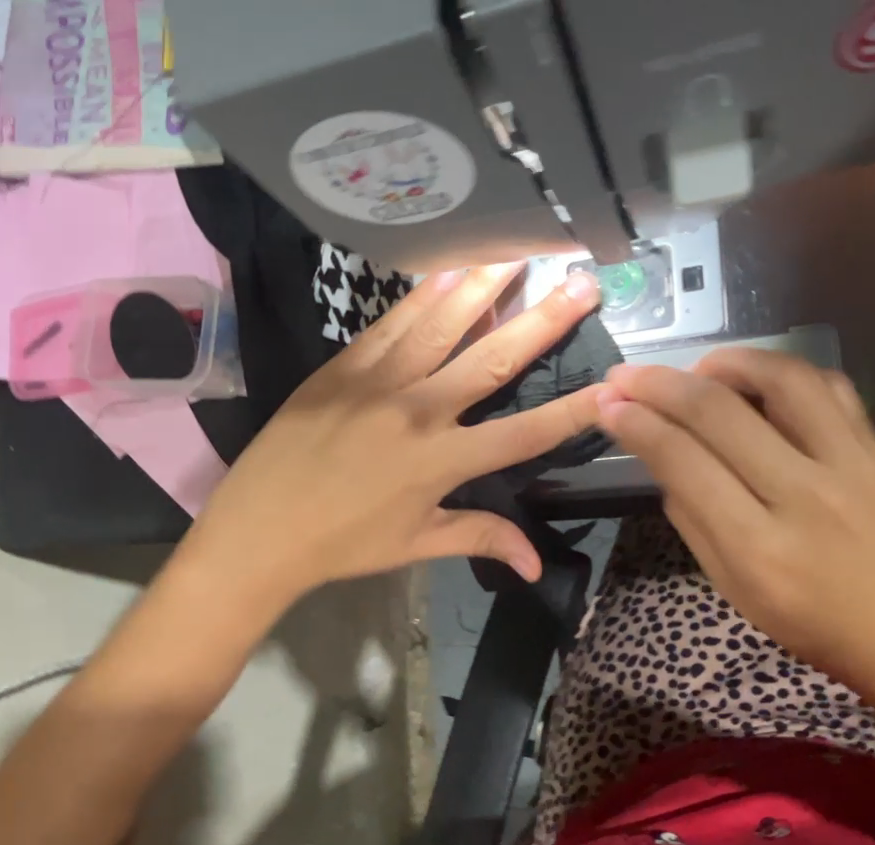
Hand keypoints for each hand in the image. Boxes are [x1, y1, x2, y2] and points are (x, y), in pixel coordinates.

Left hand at [178, 262, 602, 605]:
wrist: (260, 530)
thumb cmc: (343, 544)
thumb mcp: (417, 544)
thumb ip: (480, 538)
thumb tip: (534, 564)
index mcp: (443, 462)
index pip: (525, 434)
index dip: (574, 412)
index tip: (614, 384)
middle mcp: (419, 412)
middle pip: (492, 359)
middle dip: (543, 320)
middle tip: (582, 280)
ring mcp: (378, 383)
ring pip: (441, 325)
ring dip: (484, 285)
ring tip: (517, 249)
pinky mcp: (342, 368)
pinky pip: (390, 324)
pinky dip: (421, 296)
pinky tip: (447, 270)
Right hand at [595, 350, 874, 710]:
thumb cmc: (811, 627)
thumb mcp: (733, 592)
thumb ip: (694, 525)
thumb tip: (665, 463)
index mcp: (757, 547)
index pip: (684, 462)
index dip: (637, 425)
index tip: (607, 405)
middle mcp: (802, 495)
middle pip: (720, 413)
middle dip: (661, 385)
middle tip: (626, 376)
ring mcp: (847, 466)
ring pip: (783, 382)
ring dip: (729, 362)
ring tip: (697, 367)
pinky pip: (831, 390)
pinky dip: (787, 372)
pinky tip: (760, 379)